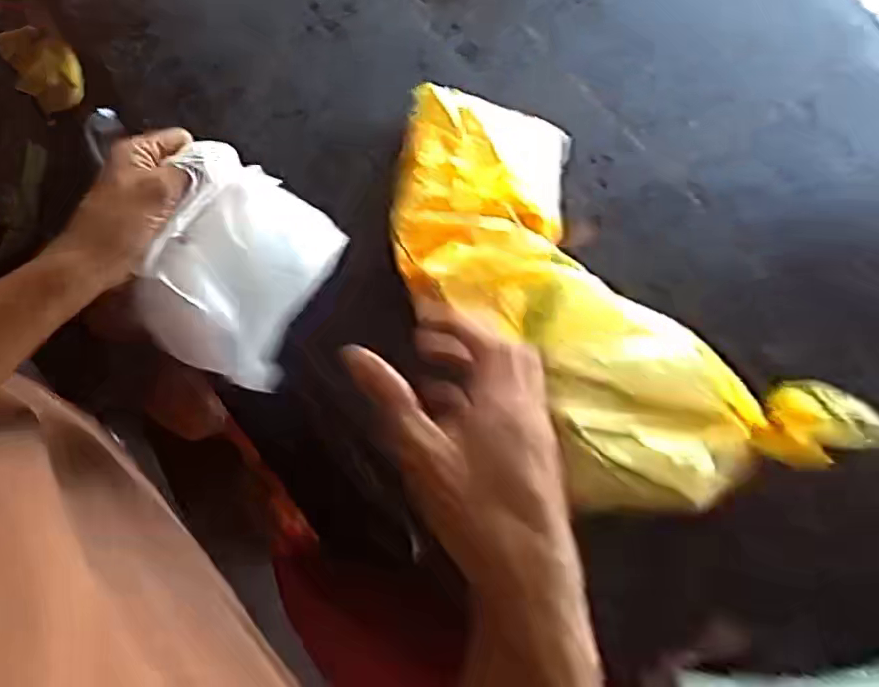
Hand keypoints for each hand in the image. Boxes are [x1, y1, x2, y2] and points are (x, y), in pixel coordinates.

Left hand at [51, 127, 191, 285]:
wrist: (89, 264)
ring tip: (190, 218)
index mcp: (133, 150)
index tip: (205, 183)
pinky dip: (174, 216)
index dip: (197, 157)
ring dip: (184, 202)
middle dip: (192, 181)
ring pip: (173, 188)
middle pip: (178, 164)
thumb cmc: (120, 225)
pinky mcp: (135, 213)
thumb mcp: (159, 190)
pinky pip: (165, 207)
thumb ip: (186, 170)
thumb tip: (210, 161)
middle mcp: (132, 165)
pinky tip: (179, 229)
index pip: (180, 139)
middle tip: (201, 203)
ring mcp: (133, 190)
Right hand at [341, 303, 576, 600]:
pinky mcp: (532, 457)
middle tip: (423, 340)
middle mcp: (528, 413)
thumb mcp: (418, 448)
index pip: (493, 343)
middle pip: (512, 357)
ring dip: (470, 367)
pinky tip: (442, 412)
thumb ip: (389, 396)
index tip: (420, 314)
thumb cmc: (471, 507)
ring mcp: (535, 437)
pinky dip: (475, 393)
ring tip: (425, 372)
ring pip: (511, 382)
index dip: (457, 321)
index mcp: (505, 404)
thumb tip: (354, 353)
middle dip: (467, 339)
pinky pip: (507, 406)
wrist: (526, 575)